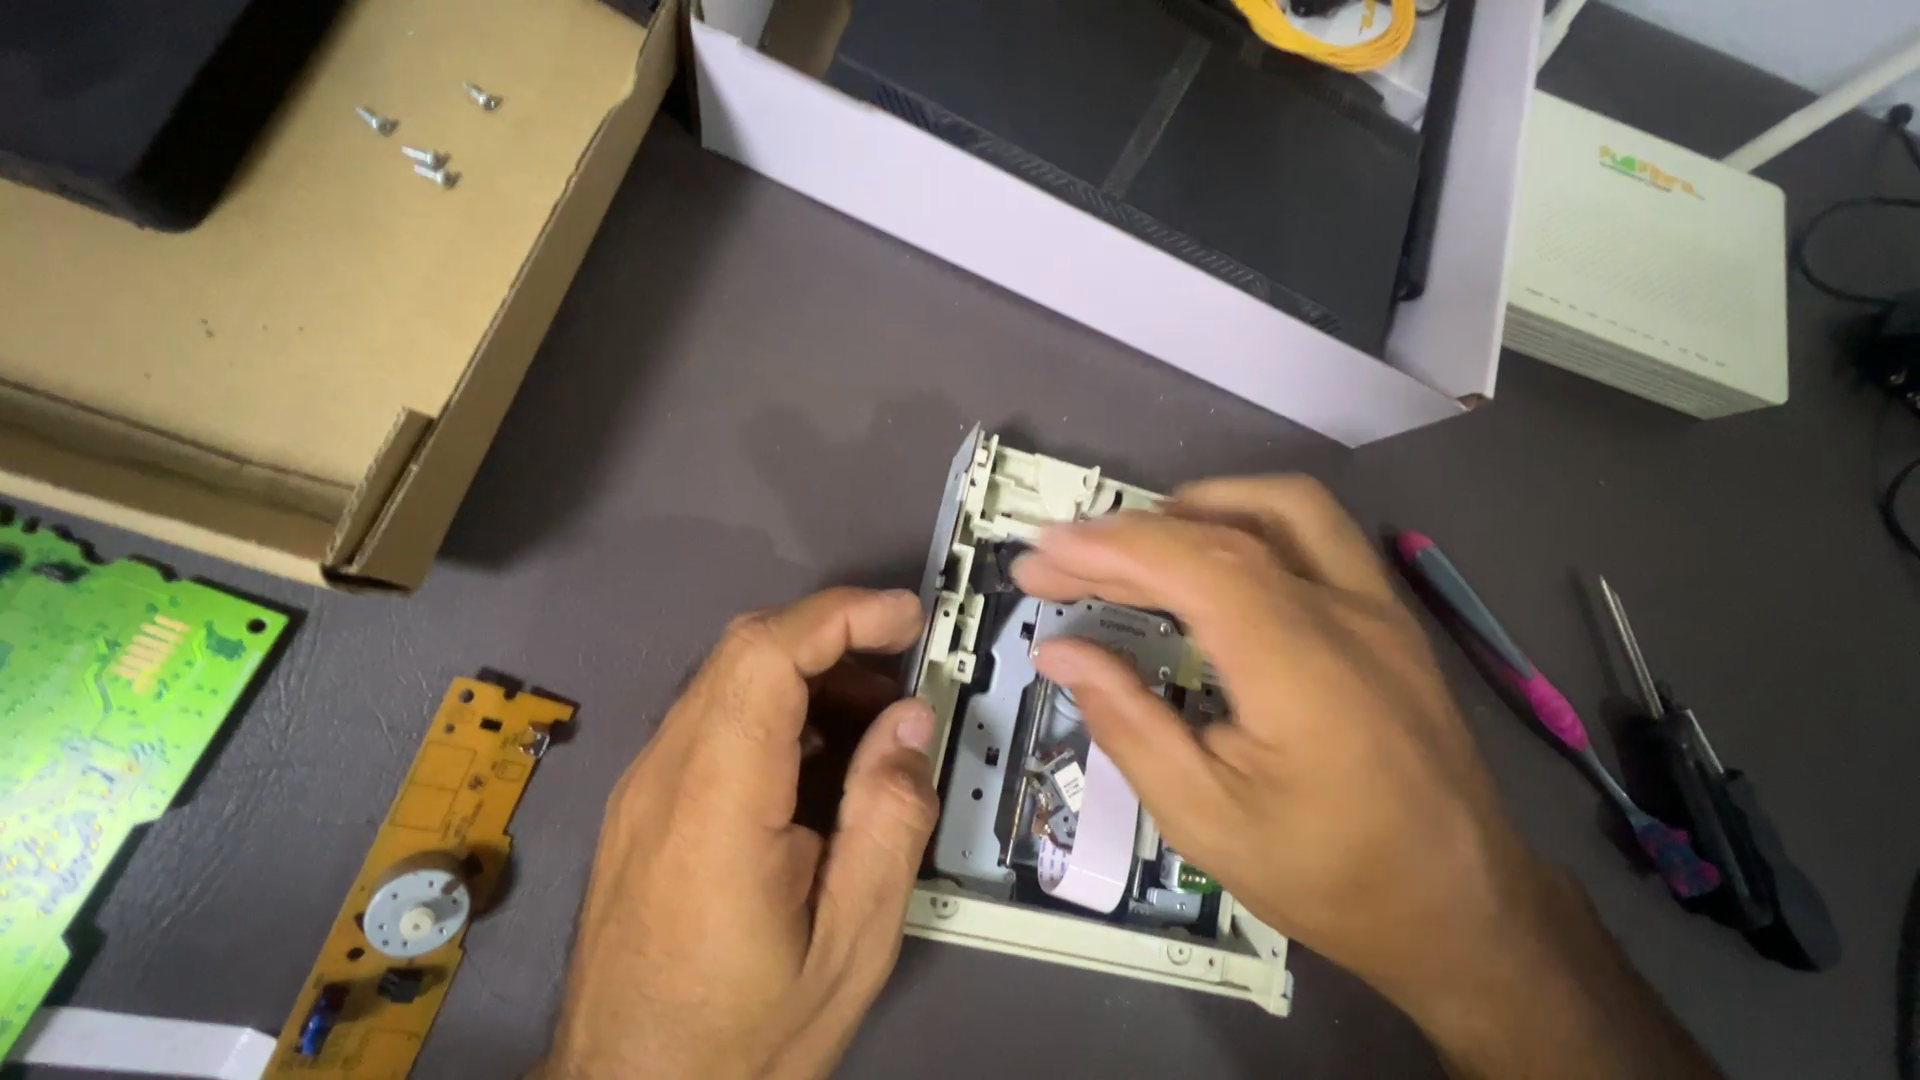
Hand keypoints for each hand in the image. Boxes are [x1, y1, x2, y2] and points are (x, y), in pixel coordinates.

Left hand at [543, 588, 939, 1079]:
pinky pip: (714, 717)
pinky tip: (821, 760)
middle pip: (743, 649)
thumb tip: (910, 720)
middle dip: (833, 635)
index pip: (765, 657)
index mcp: (715, 806)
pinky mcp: (644, 802)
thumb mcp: (851, 942)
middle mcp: (663, 775)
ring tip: (874, 724)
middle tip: (903, 670)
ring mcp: (644, 785)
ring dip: (809, 673)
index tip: (905, 619)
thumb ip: (889, 820)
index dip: (839, 616)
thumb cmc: (744, 1033)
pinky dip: (778, 707)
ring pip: (728, 676)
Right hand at [1011, 476, 1526, 1009]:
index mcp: (1301, 670)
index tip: (1042, 553)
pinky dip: (1244, 523)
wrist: (1463, 911)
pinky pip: (1316, 533)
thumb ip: (1127, 724)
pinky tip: (1205, 559)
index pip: (1195, 565)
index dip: (1109, 548)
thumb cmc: (1328, 876)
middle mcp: (1346, 616)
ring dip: (1193, 510)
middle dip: (1125, 539)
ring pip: (1282, 507)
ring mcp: (1378, 608)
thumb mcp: (1205, 819)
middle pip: (1221, 534)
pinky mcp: (1387, 617)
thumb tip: (1062, 652)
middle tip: (1055, 563)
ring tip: (1128, 546)